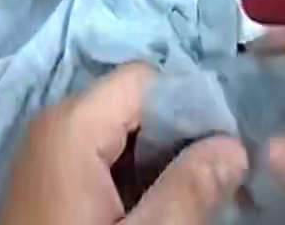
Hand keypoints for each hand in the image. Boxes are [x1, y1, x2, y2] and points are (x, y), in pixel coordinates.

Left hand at [0, 63, 248, 224]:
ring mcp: (49, 149)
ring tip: (199, 192)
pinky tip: (160, 206)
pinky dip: (134, 174)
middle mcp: (57, 121)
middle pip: (131, 102)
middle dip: (178, 134)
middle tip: (222, 174)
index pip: (143, 79)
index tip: (229, 143)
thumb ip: (189, 189)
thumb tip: (234, 146)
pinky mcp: (50, 178)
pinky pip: (100, 156)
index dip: (189, 104)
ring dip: (160, 158)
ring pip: (119, 131)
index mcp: (73, 122)